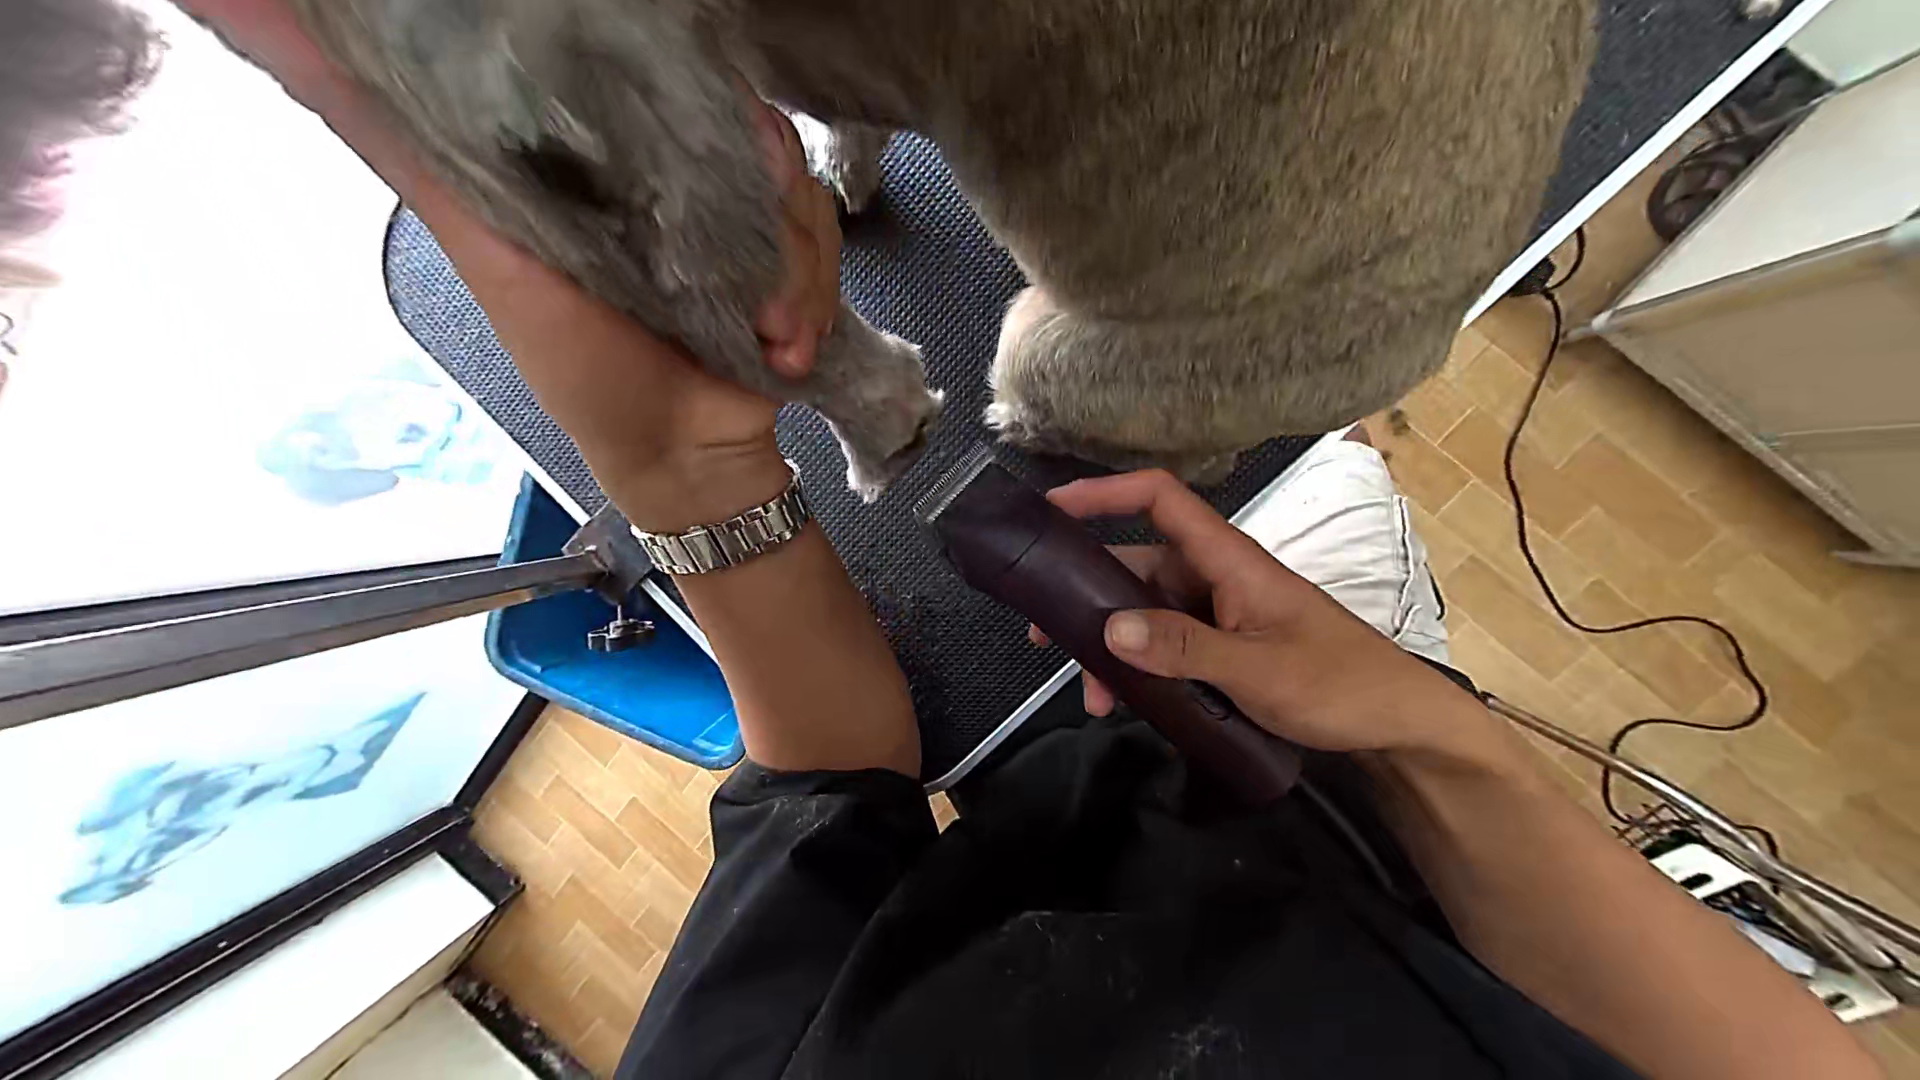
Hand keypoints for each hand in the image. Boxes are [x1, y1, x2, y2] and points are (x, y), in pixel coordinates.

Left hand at [176, 0, 842, 530]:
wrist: (681, 455)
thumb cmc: (586, 372)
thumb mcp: (490, 256)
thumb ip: (406, 144)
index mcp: (612, 166)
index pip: (664, 82)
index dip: (692, 96)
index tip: (706, 134)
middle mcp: (685, 188)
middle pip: (752, 137)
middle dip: (763, 208)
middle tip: (745, 282)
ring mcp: (747, 237)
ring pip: (801, 201)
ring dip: (793, 277)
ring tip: (768, 335)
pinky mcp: (792, 281)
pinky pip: (829, 259)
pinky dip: (816, 305)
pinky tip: (788, 349)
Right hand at [1034, 470, 1501, 758]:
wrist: (1397, 728)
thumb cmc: (1339, 684)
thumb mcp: (1258, 670)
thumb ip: (1184, 647)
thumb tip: (1109, 628)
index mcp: (1227, 559)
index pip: (1160, 499)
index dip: (1106, 492)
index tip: (1053, 507)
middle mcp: (1211, 577)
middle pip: (1134, 565)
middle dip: (1086, 596)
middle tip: (1043, 633)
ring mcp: (1212, 612)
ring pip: (1141, 613)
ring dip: (1110, 647)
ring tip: (1094, 696)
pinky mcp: (1215, 645)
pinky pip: (1160, 644)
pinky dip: (1136, 668)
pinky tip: (1123, 702)